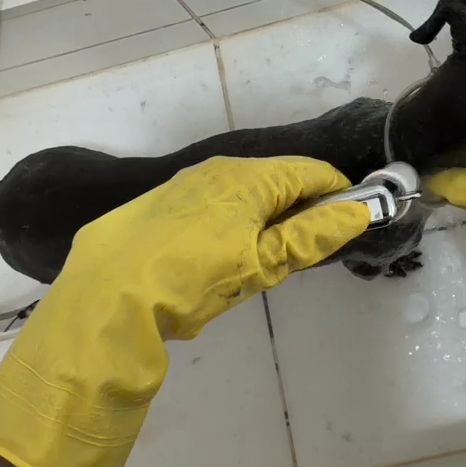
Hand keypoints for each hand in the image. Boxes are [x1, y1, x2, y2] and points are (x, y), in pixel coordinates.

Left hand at [0, 156, 371, 466]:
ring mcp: (184, 183)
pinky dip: (228, 219)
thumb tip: (358, 211)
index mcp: (250, 177)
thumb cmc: (196, 280)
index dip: (337, 192)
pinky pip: (209, 202)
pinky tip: (216, 254)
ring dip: (263, 214)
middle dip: (299, 206)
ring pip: (241, 190)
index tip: (350, 219)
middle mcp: (218, 168)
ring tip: (262, 256)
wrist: (107, 298)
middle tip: (305, 248)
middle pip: (276, 179)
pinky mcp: (158, 204)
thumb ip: (312, 235)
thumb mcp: (263, 264)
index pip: (310, 171)